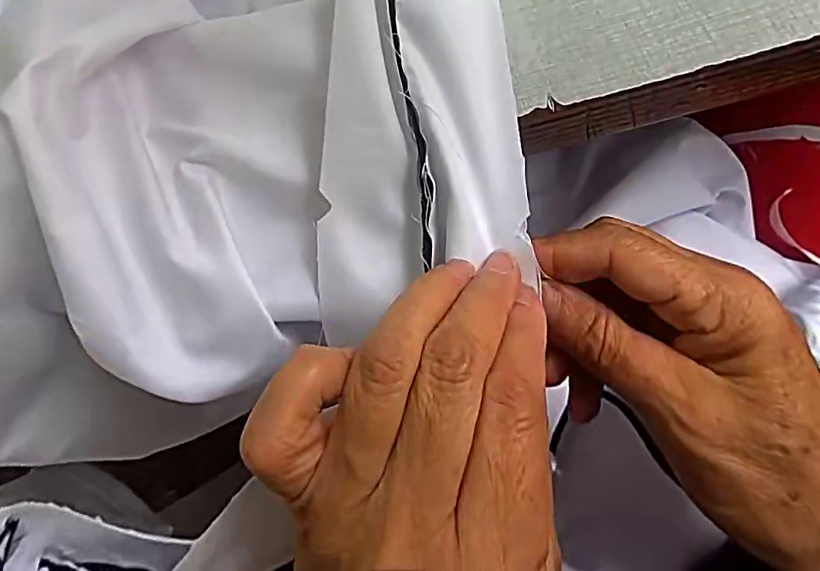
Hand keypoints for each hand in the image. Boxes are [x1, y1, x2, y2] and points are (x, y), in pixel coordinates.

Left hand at [242, 251, 557, 570]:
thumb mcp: (532, 552)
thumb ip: (529, 456)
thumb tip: (524, 350)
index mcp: (487, 554)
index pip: (510, 410)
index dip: (521, 336)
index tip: (525, 302)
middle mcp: (407, 525)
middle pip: (451, 380)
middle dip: (481, 306)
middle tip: (496, 276)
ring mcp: (342, 503)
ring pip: (383, 373)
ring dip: (423, 307)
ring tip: (450, 280)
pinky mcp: (296, 494)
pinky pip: (287, 416)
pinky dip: (317, 365)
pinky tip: (356, 345)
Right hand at [537, 219, 819, 570]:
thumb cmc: (782, 480)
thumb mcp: (681, 412)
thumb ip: (609, 345)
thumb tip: (547, 298)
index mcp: (723, 295)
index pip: (623, 247)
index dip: (562, 254)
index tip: (513, 275)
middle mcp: (713, 289)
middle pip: (617, 261)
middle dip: (565, 291)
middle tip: (530, 331)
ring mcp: (704, 312)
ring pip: (617, 291)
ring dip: (579, 325)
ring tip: (559, 372)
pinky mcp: (694, 336)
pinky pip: (631, 322)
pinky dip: (600, 347)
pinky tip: (589, 384)